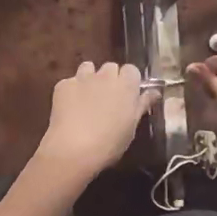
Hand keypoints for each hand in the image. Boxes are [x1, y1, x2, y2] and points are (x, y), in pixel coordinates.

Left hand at [34, 62, 157, 177]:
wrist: (74, 148)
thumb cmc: (110, 143)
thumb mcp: (132, 127)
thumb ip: (141, 105)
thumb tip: (154, 92)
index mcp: (126, 85)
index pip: (131, 70)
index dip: (129, 81)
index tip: (126, 95)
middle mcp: (105, 76)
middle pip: (110, 67)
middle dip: (110, 78)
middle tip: (107, 98)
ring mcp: (82, 78)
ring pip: (88, 68)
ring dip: (90, 78)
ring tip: (87, 97)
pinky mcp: (62, 85)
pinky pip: (69, 81)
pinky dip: (71, 90)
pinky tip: (69, 106)